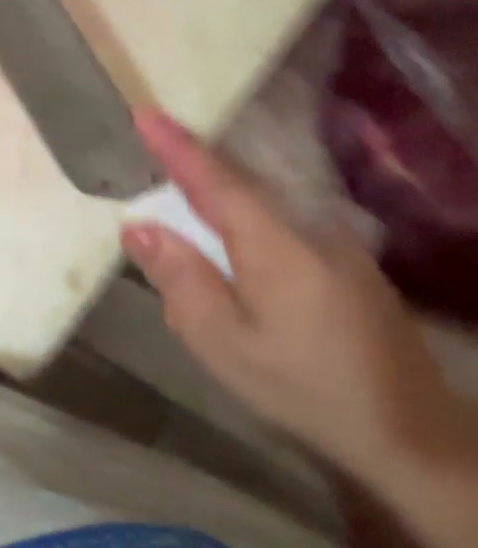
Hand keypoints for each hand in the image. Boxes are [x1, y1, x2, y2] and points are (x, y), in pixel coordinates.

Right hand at [120, 110, 470, 480]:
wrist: (406, 433)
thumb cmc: (299, 386)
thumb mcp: (218, 339)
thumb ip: (179, 278)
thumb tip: (141, 227)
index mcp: (278, 250)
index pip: (219, 185)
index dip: (180, 149)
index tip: (146, 114)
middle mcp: (315, 238)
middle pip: (244, 192)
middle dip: (193, 170)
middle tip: (146, 153)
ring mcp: (339, 256)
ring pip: (263, 214)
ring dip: (215, 201)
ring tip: (171, 199)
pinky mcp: (348, 276)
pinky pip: (280, 233)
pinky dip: (240, 227)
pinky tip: (221, 248)